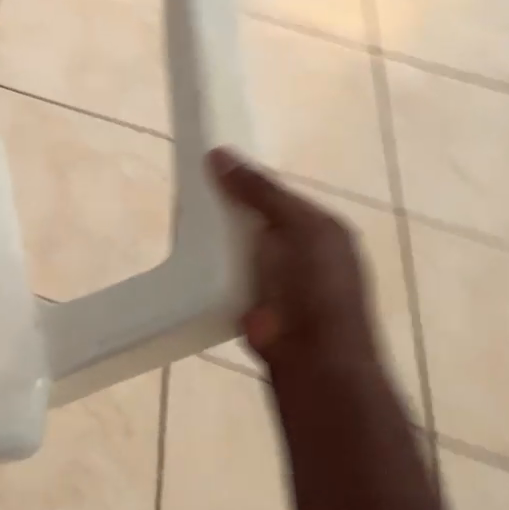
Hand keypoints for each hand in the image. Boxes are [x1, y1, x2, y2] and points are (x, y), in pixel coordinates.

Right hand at [207, 148, 379, 372]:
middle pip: (257, 219)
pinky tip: (190, 256)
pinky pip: (229, 272)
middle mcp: (306, 254)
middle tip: (191, 194)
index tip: (210, 170)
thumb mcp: (296, 225)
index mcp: (324, 230)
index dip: (249, 183)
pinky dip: (212, 265)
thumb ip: (261, 191)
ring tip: (184, 220)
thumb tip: (219, 153)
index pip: (281, 196)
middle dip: (229, 209)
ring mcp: (280, 280)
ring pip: (241, 246)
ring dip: (218, 238)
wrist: (313, 356)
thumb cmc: (315, 285)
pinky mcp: (254, 302)